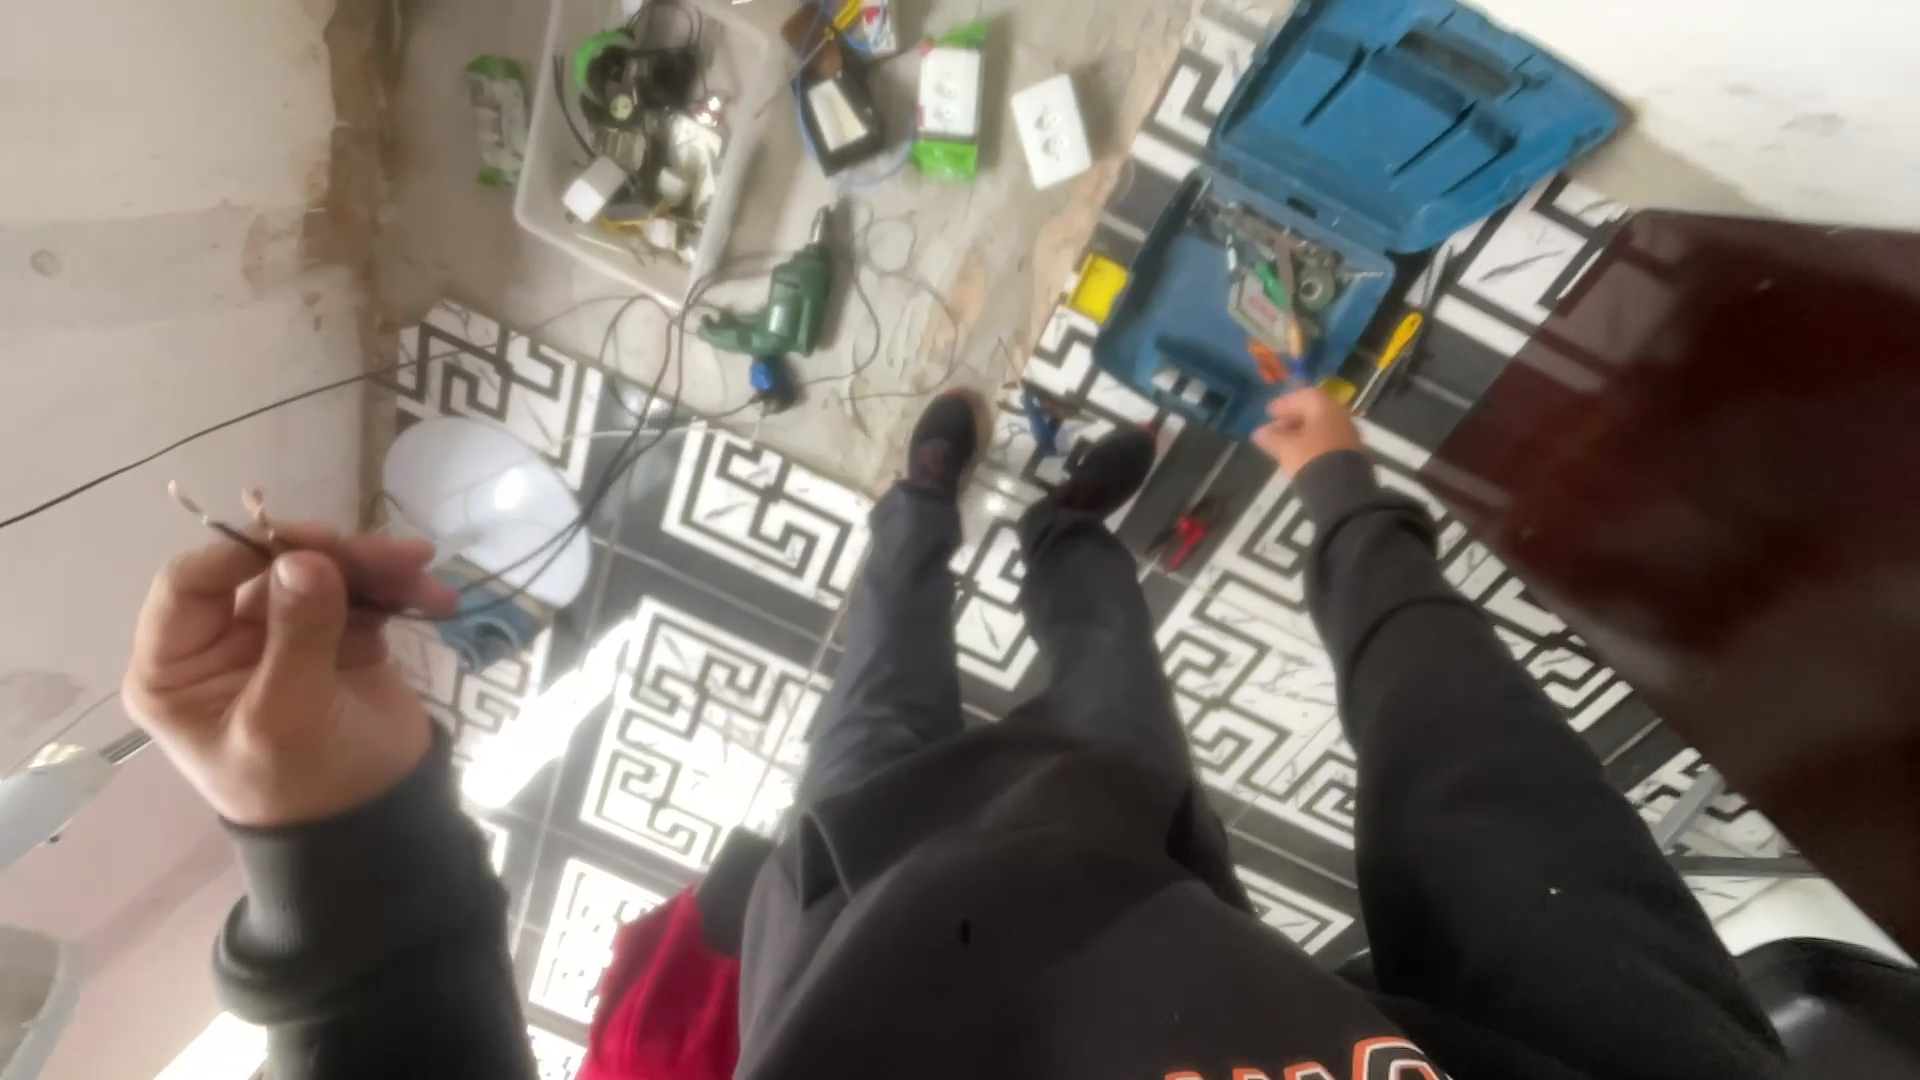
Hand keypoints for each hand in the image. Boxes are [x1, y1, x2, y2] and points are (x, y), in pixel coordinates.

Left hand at [122, 526, 458, 827]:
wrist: (373, 813)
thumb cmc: (306, 777)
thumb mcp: (291, 712)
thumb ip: (299, 634)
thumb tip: (307, 558)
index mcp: (183, 664)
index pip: (193, 583)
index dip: (248, 553)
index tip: (315, 546)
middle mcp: (231, 641)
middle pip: (277, 571)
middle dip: (340, 558)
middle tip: (402, 555)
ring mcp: (293, 637)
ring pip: (331, 577)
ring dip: (383, 571)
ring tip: (430, 579)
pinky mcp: (347, 640)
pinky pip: (371, 597)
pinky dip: (404, 591)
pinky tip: (438, 600)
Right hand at [1252, 387, 1363, 475]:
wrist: (1340, 488)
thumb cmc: (1310, 458)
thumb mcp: (1285, 447)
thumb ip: (1270, 437)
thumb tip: (1259, 432)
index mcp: (1325, 408)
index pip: (1304, 395)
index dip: (1285, 403)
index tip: (1269, 413)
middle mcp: (1340, 416)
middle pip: (1315, 410)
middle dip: (1293, 418)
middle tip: (1276, 428)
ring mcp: (1347, 434)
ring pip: (1322, 426)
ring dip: (1302, 431)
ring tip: (1285, 443)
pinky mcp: (1350, 452)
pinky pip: (1328, 439)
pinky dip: (1312, 442)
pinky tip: (1300, 454)